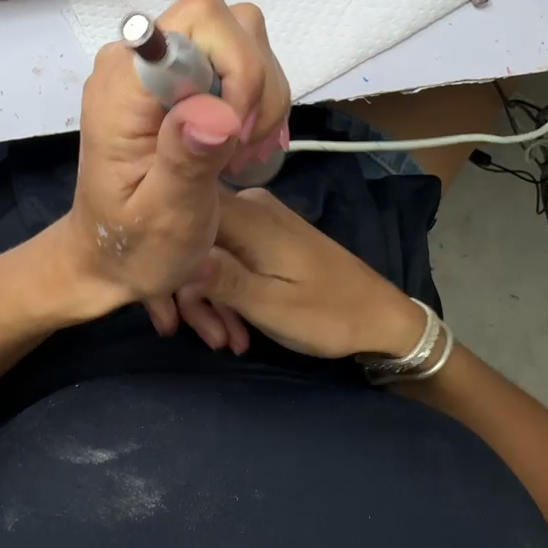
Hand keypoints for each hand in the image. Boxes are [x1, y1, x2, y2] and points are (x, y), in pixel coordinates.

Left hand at [49, 0, 290, 348]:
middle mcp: (139, 60)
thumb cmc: (132, 244)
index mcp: (123, 87)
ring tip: (242, 153)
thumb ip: (185, 161)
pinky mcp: (182, 76)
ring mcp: (161, 64)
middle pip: (228, 23)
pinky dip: (258, 99)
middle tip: (244, 148)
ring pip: (244, 38)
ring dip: (262, 96)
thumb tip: (214, 111)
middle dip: (256, 85)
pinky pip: (240, 60)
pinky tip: (242, 144)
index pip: (197, 18)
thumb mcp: (164, 218)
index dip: (236, 63)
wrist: (112, 254)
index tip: (234, 131)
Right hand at [184, 188, 425, 359]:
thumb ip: (223, 279)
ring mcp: (261, 219)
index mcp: (249, 216)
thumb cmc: (327, 314)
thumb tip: (180, 257)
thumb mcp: (271, 306)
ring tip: (227, 342)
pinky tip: (237, 329)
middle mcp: (250, 205)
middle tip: (210, 339)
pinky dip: (229, 292)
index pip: (183, 219)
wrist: (381, 318)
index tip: (168, 309)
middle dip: (192, 293)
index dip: (167, 261)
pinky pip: (230, 256)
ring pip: (210, 252)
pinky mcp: (269, 236)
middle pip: (195, 240)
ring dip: (212, 300)